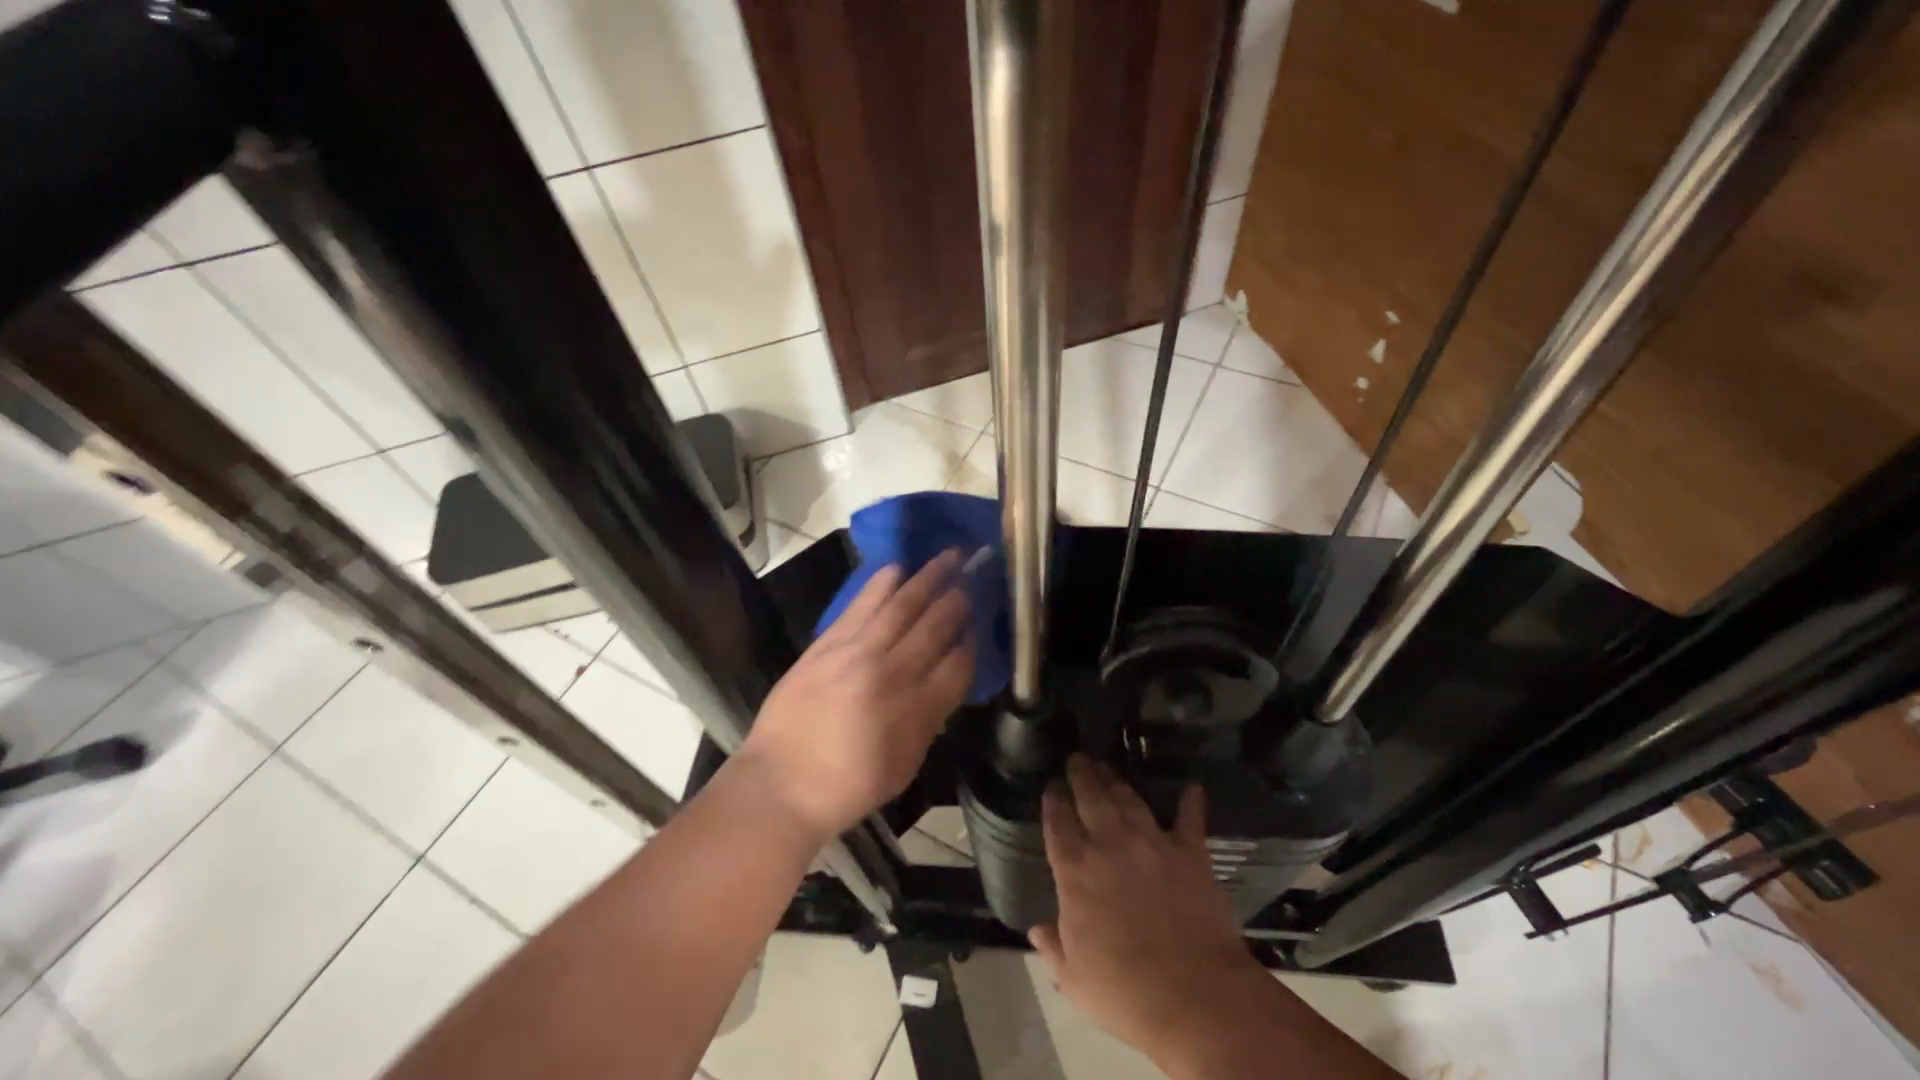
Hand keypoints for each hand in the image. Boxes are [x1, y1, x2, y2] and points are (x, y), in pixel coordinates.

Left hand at [735, 550, 973, 839]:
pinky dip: (880, 585)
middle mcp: (892, 673)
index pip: (958, 664)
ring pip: (901, 606)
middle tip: (973, 575)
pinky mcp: (827, 645)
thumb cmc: (848, 786)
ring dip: (927, 578)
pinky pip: (860, 606)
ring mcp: (857, 654)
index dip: (972, 642)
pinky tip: (897, 569)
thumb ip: (929, 722)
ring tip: (948, 556)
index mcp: (917, 709)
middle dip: (958, 599)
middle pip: (934, 627)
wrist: (782, 783)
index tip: (980, 624)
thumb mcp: (905, 765)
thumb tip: (941, 686)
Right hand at [1030, 756, 1270, 1063]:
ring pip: (1130, 801)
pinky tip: (1192, 787)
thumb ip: (1053, 948)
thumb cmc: (1125, 991)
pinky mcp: (1192, 854)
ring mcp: (1153, 845)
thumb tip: (1038, 930)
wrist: (1194, 996)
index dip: (1053, 802)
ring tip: (1108, 768)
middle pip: (1092, 799)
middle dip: (1082, 775)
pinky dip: (1191, 802)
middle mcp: (1110, 846)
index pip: (1057, 824)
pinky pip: (1190, 819)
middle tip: (1078, 759)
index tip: (1051, 788)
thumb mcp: (1074, 979)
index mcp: (1075, 873)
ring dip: (1117, 782)